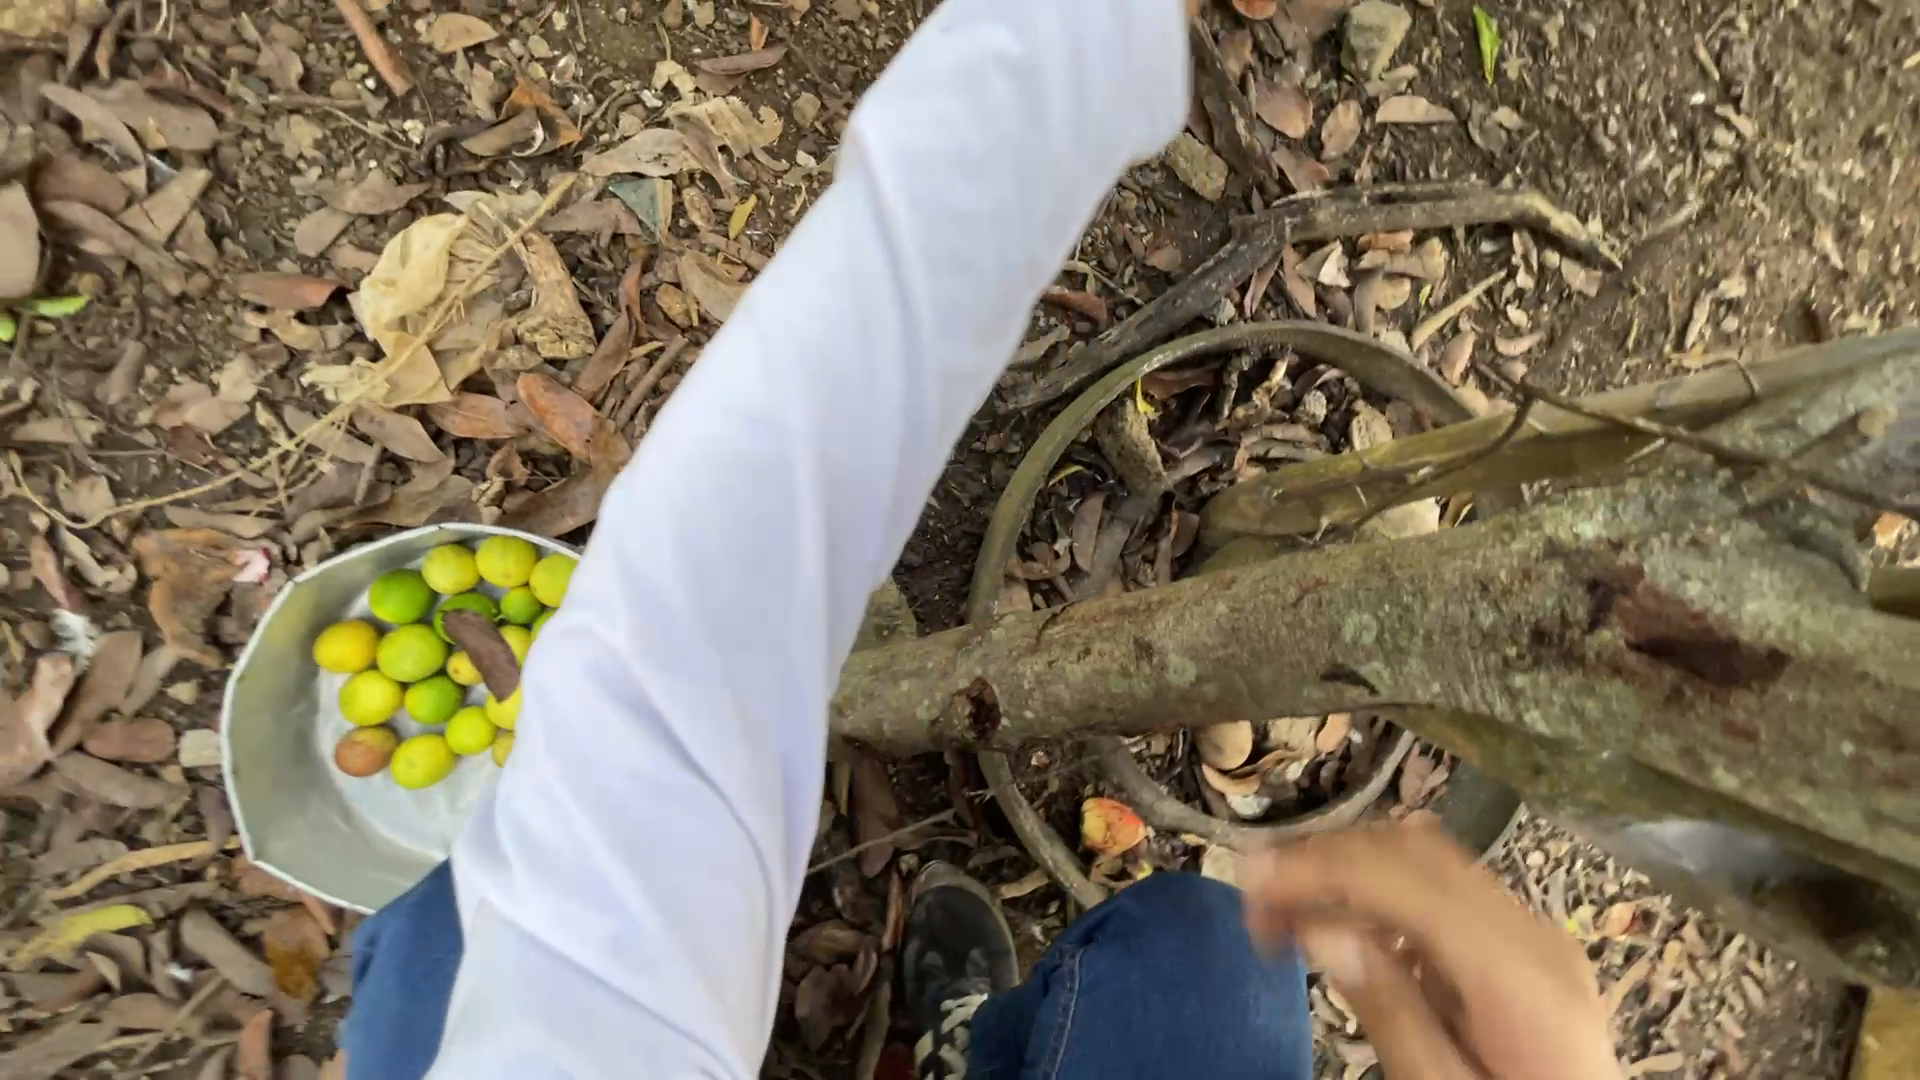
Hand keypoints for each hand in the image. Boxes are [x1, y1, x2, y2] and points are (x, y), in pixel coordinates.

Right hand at [1243, 821, 1622, 1079]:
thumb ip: (1392, 1015)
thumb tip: (1320, 931)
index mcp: (1523, 980)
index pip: (1407, 882)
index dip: (1320, 867)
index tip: (1250, 879)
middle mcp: (1531, 933)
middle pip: (1410, 850)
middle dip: (1321, 856)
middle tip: (1254, 891)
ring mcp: (1528, 929)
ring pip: (1417, 853)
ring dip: (1340, 863)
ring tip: (1281, 900)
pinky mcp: (1513, 935)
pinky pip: (1431, 881)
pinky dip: (1371, 884)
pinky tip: (1336, 919)